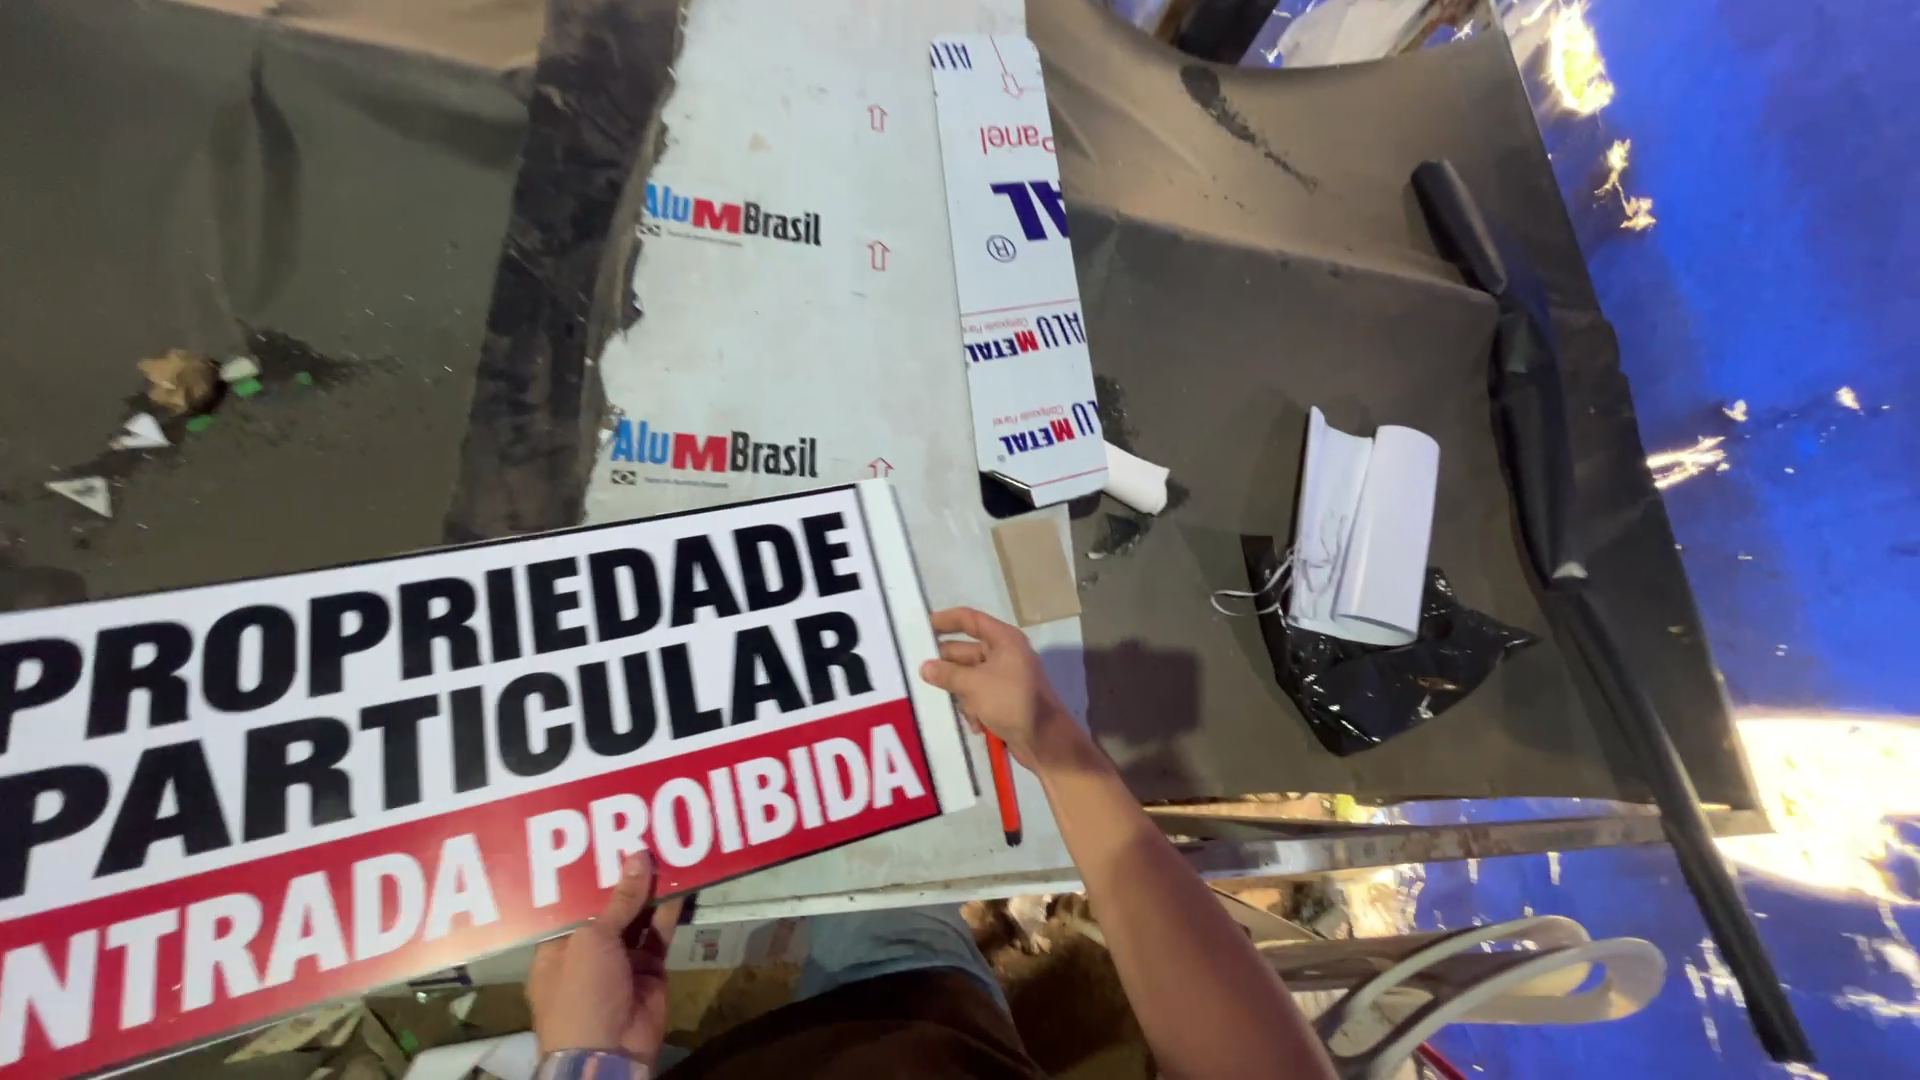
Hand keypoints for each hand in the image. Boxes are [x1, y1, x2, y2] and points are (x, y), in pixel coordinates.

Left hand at [527, 851, 684, 1064]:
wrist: (609, 1051)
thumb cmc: (582, 993)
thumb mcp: (592, 940)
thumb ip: (620, 899)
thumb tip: (639, 856)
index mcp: (557, 947)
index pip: (573, 902)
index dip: (592, 873)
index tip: (611, 839)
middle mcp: (587, 950)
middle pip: (609, 905)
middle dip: (626, 876)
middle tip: (645, 835)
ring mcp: (620, 960)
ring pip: (638, 915)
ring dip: (651, 888)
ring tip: (667, 850)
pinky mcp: (649, 967)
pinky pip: (660, 931)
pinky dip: (670, 909)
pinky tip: (682, 881)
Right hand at [919, 606, 1081, 769]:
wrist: (1045, 741)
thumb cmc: (1011, 701)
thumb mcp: (975, 685)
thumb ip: (947, 673)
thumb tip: (924, 667)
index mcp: (1004, 639)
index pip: (970, 619)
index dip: (946, 620)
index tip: (921, 626)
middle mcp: (1004, 654)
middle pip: (966, 650)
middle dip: (946, 664)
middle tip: (918, 670)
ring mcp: (1004, 678)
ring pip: (969, 676)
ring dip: (959, 691)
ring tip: (945, 701)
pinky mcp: (1003, 700)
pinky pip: (978, 696)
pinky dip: (973, 708)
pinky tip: (975, 723)